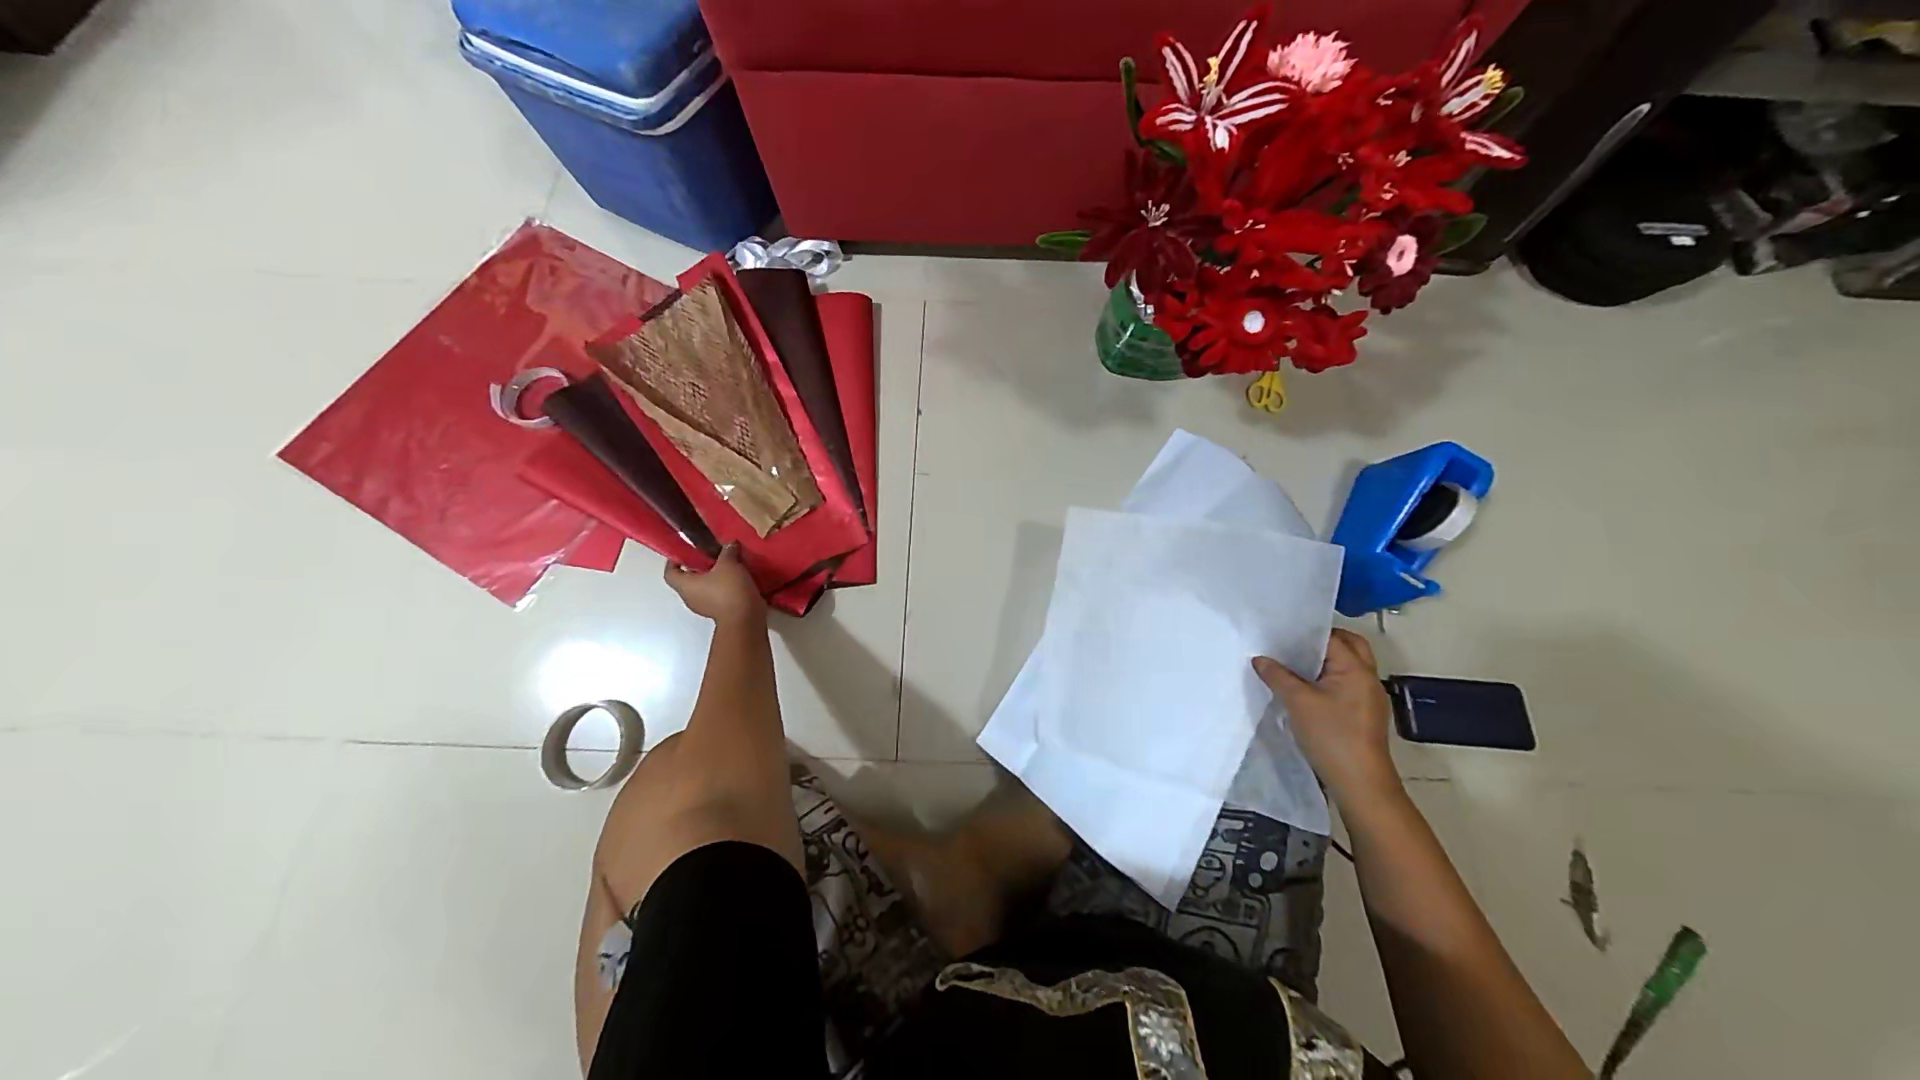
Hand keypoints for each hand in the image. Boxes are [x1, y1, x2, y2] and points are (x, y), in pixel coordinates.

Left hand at [664, 545, 763, 625]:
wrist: (745, 617)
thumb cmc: (729, 589)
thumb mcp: (729, 564)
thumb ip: (727, 551)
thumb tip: (730, 545)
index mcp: (685, 585)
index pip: (670, 572)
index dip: (674, 560)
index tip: (685, 551)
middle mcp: (690, 597)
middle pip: (688, 579)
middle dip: (699, 566)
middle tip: (711, 555)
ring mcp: (704, 606)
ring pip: (704, 587)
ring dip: (713, 576)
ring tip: (727, 565)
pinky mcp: (719, 611)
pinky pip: (717, 594)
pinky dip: (723, 586)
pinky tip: (736, 577)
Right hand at [1253, 629, 1399, 805]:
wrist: (1360, 782)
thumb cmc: (1331, 735)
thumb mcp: (1297, 702)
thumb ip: (1278, 676)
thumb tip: (1260, 659)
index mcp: (1356, 669)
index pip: (1332, 637)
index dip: (1306, 633)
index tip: (1281, 633)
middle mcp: (1368, 678)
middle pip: (1349, 646)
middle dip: (1323, 642)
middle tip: (1293, 646)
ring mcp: (1370, 697)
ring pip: (1349, 666)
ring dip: (1326, 662)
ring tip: (1294, 666)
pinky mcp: (1365, 714)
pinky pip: (1348, 684)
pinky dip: (1330, 679)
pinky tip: (1307, 691)